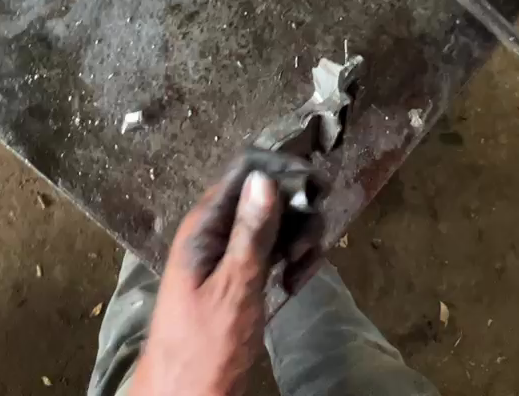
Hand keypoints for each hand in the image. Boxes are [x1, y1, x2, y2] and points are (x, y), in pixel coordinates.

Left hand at [127, 160, 302, 395]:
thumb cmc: (203, 347)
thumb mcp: (233, 288)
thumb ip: (250, 232)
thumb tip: (263, 176)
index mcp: (205, 224)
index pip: (245, 172)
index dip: (281, 173)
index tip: (315, 188)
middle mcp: (217, 230)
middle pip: (267, 196)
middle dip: (295, 214)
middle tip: (304, 248)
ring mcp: (230, 254)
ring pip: (276, 225)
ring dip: (298, 240)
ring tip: (299, 272)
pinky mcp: (243, 278)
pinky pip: (275, 252)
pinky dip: (292, 262)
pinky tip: (295, 284)